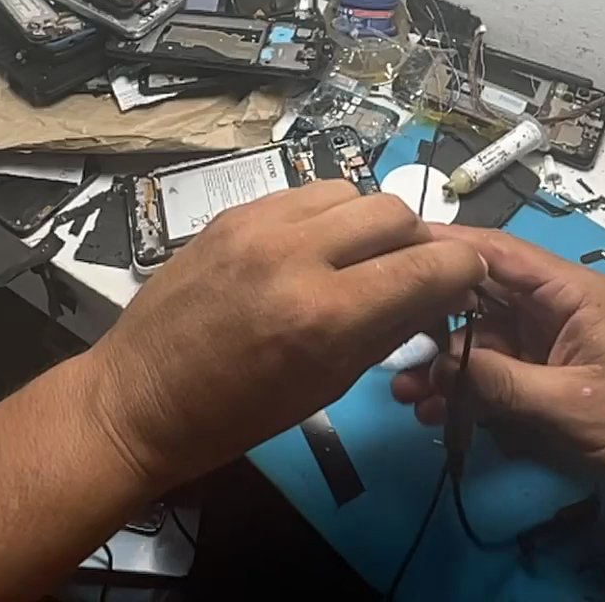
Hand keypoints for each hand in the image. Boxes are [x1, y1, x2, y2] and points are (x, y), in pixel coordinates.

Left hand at [83, 181, 485, 489]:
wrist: (139, 395)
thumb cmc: (235, 414)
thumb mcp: (326, 386)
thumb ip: (389, 330)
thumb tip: (435, 294)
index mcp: (323, 314)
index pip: (425, 266)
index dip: (461, 268)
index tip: (465, 276)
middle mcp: (295, 253)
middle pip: (394, 211)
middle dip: (417, 241)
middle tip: (408, 271)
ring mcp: (259, 224)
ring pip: (350, 191)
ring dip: (368, 223)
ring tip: (355, 256)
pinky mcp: (234, 211)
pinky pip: (303, 193)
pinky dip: (325, 215)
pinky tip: (312, 246)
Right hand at [390, 227, 604, 518]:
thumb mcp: (574, 404)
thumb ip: (501, 382)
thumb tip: (438, 366)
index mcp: (569, 291)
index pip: (496, 252)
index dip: (444, 245)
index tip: (395, 248)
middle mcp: (555, 307)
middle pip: (481, 295)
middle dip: (433, 317)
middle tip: (388, 339)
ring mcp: (553, 341)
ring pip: (485, 338)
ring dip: (447, 362)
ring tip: (406, 392)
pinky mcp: (553, 373)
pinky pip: (500, 371)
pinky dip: (471, 388)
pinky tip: (439, 412)